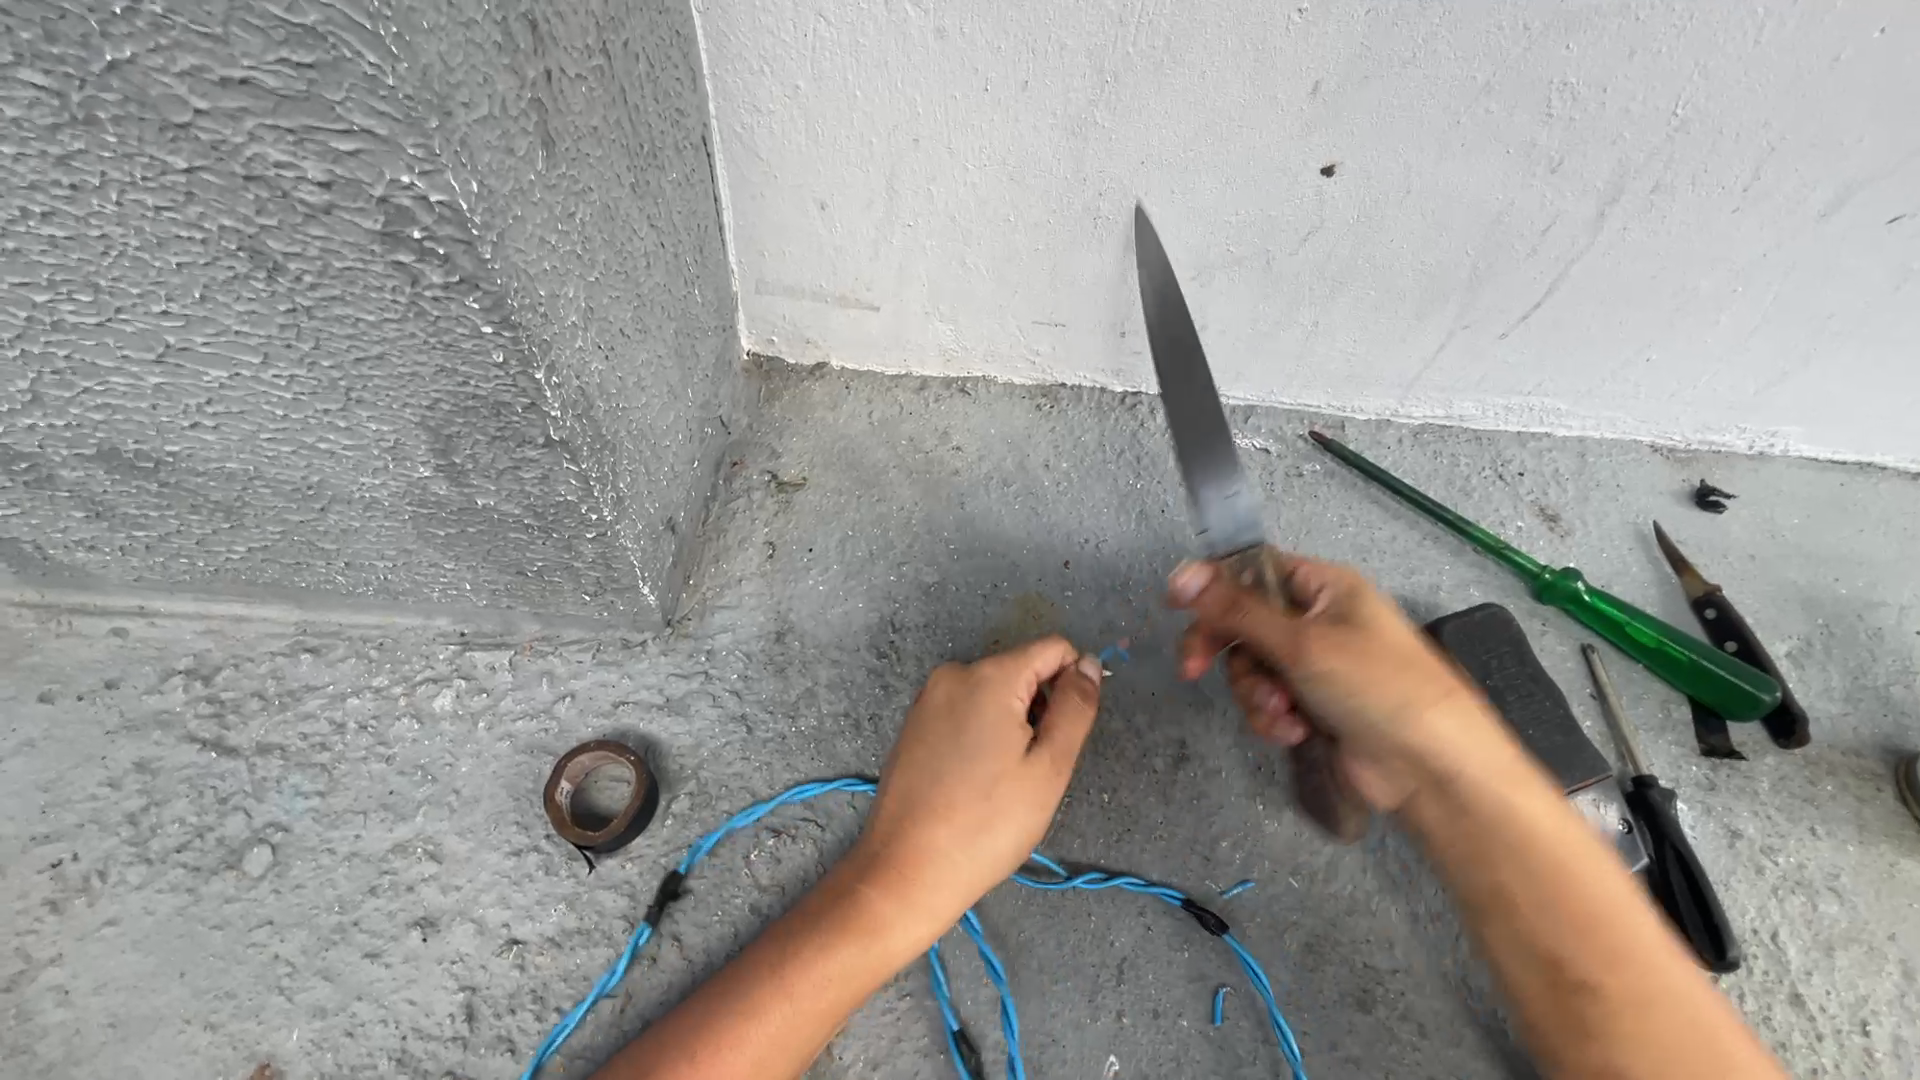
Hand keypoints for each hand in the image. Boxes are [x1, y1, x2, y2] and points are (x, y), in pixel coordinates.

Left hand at [849, 637, 1102, 937]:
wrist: (907, 869)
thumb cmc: (987, 823)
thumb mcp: (1049, 767)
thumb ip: (1075, 707)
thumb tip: (1088, 663)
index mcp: (990, 675)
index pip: (1054, 649)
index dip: (1073, 684)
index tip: (1064, 735)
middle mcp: (954, 673)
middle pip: (1022, 670)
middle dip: (1039, 709)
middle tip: (1031, 769)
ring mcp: (928, 697)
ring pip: (994, 693)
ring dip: (1012, 725)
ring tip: (1001, 780)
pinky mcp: (914, 723)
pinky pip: (965, 711)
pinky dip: (982, 735)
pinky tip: (975, 781)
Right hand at [1167, 551, 1506, 811]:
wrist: (1432, 769)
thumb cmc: (1376, 686)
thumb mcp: (1301, 642)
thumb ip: (1235, 609)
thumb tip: (1182, 573)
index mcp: (1323, 587)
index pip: (1252, 570)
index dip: (1212, 586)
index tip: (1176, 607)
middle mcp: (1318, 619)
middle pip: (1242, 623)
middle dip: (1226, 653)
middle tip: (1192, 669)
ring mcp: (1316, 664)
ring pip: (1251, 667)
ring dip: (1255, 693)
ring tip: (1282, 713)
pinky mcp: (1313, 704)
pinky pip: (1268, 700)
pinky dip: (1273, 716)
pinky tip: (1293, 731)